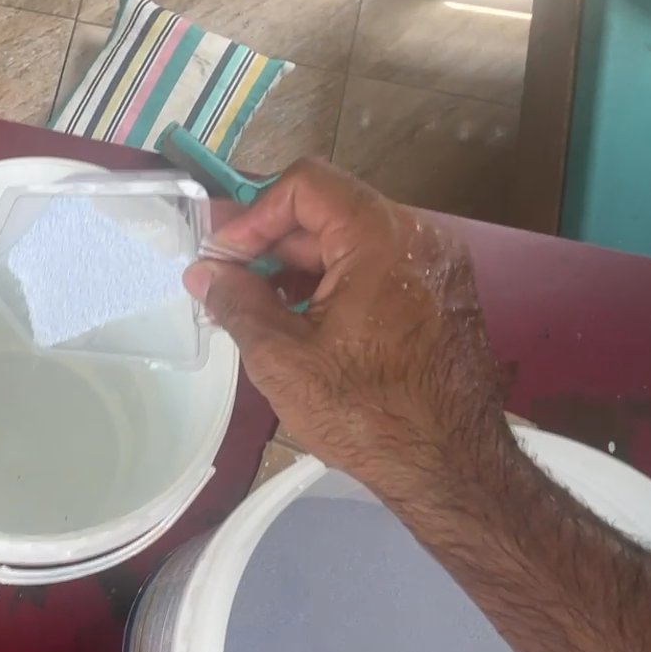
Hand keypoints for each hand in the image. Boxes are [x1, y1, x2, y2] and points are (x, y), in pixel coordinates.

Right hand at [183, 158, 512, 503]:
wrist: (446, 466)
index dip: (252, 215)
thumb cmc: (362, 411)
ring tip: (249, 308)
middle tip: (220, 281)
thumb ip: (237, 303)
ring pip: (346, 243)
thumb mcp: (281, 358)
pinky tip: (292, 323)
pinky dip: (325, 285)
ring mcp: (432, 267)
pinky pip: (370, 270)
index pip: (305, 185)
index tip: (221, 259)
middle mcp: (416, 238)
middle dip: (265, 244)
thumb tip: (204, 273)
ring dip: (291, 267)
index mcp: (381, 239)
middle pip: (326, 212)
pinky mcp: (436, 297)